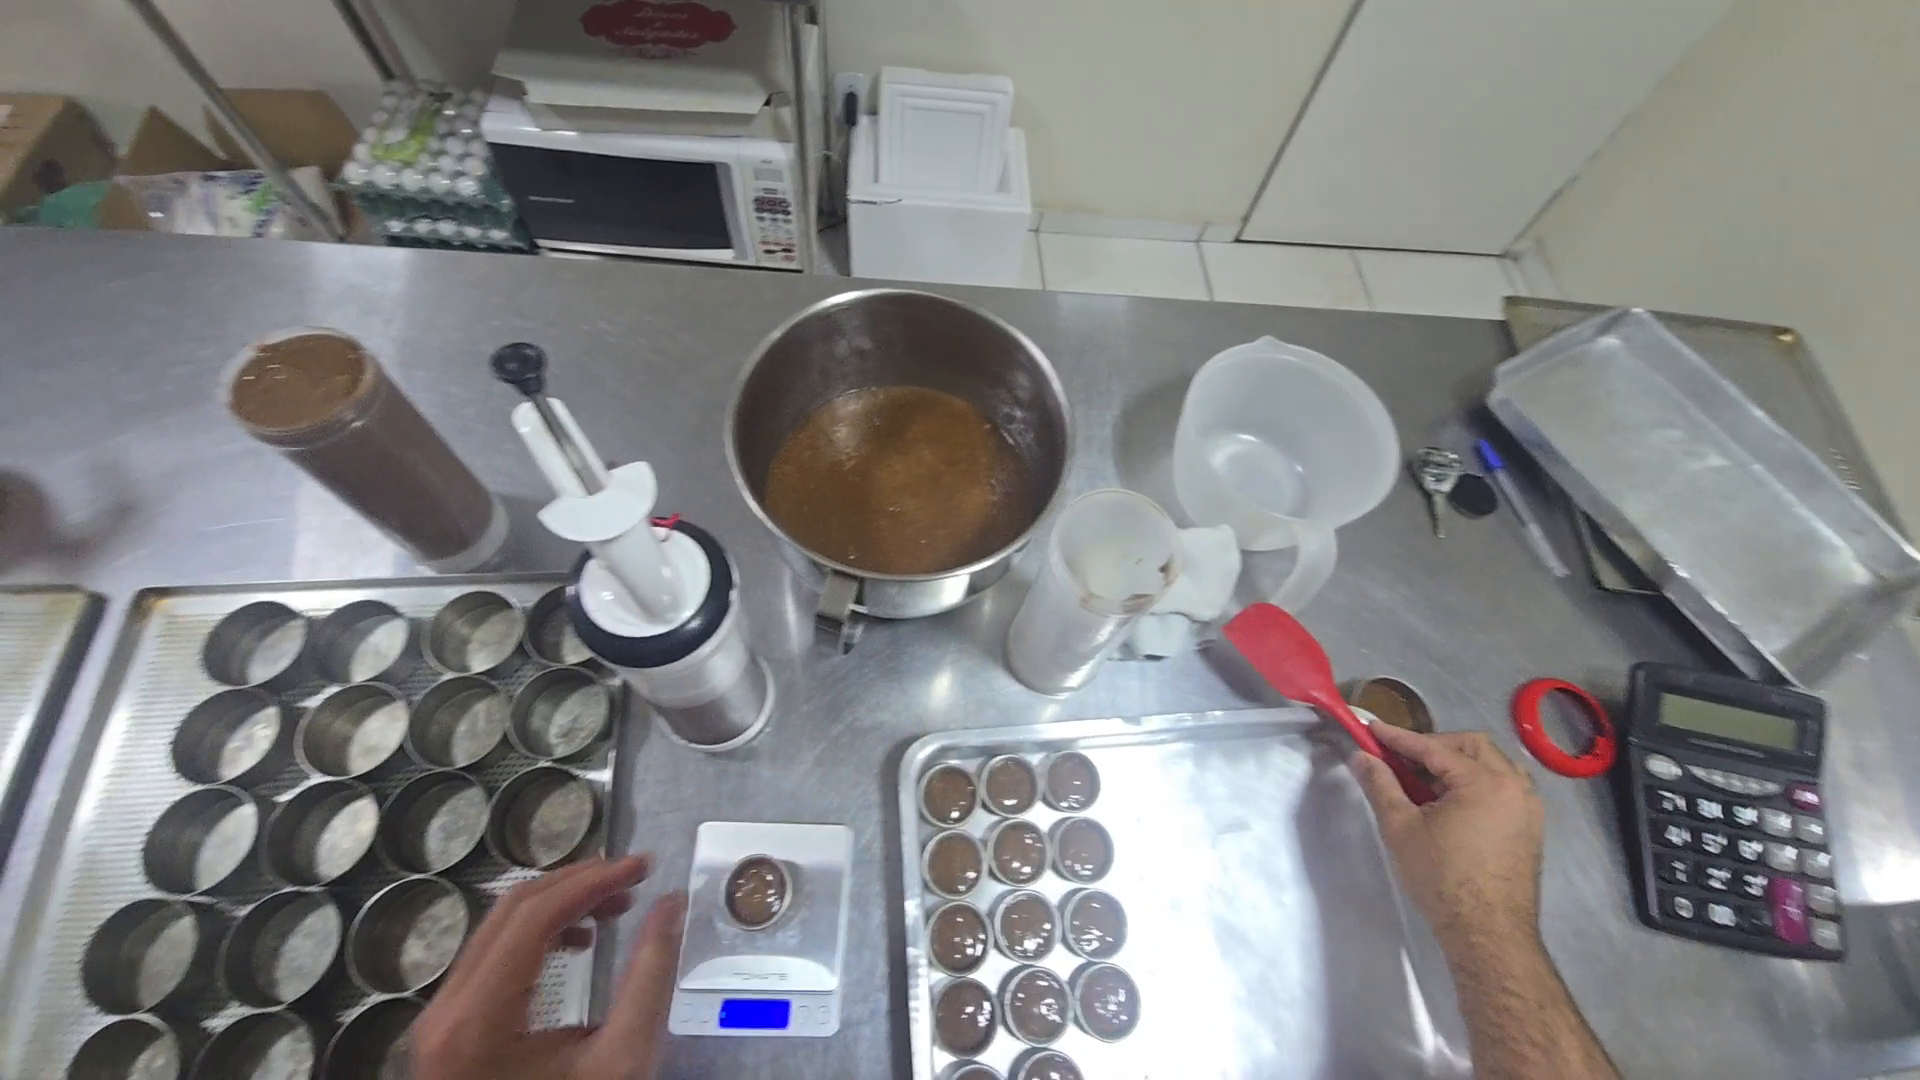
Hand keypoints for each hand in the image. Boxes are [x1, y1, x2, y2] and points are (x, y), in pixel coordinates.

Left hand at [413, 855, 687, 1079]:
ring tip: (618, 905)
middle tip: (636, 876)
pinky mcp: (449, 1029)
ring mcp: (441, 1019)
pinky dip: (542, 932)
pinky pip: (495, 954)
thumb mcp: (621, 1060)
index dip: (594, 880)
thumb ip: (649, 975)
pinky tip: (581, 941)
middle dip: (581, 882)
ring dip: (564, 903)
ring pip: (501, 926)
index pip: (535, 916)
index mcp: (477, 1019)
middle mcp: (445, 1009)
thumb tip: (671, 904)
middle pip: (512, 910)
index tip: (645, 866)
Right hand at [1351, 724, 1544, 953]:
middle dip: (1433, 745)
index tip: (1371, 729)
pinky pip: (1504, 786)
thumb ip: (1380, 784)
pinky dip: (1476, 781)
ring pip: (1492, 764)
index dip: (1398, 737)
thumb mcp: (1400, 827)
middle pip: (1471, 746)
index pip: (1434, 748)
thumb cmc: (1441, 877)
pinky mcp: (1530, 828)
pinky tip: (1450, 801)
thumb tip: (1361, 757)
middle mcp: (1515, 788)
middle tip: (1401, 759)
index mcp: (1484, 783)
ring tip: (1425, 780)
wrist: (1487, 933)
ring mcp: (1528, 808)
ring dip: (1458, 762)